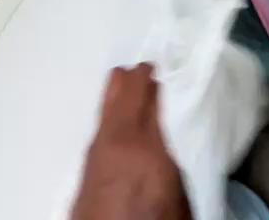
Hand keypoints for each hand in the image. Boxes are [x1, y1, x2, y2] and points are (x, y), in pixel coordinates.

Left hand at [70, 65, 191, 219]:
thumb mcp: (182, 201)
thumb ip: (179, 160)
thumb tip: (180, 133)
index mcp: (149, 148)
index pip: (156, 90)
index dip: (168, 74)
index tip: (181, 68)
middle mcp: (119, 136)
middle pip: (128, 81)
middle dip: (146, 73)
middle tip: (163, 75)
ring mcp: (98, 143)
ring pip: (110, 91)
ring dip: (128, 87)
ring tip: (145, 92)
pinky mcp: (86, 155)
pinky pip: (103, 115)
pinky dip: (116, 108)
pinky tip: (129, 119)